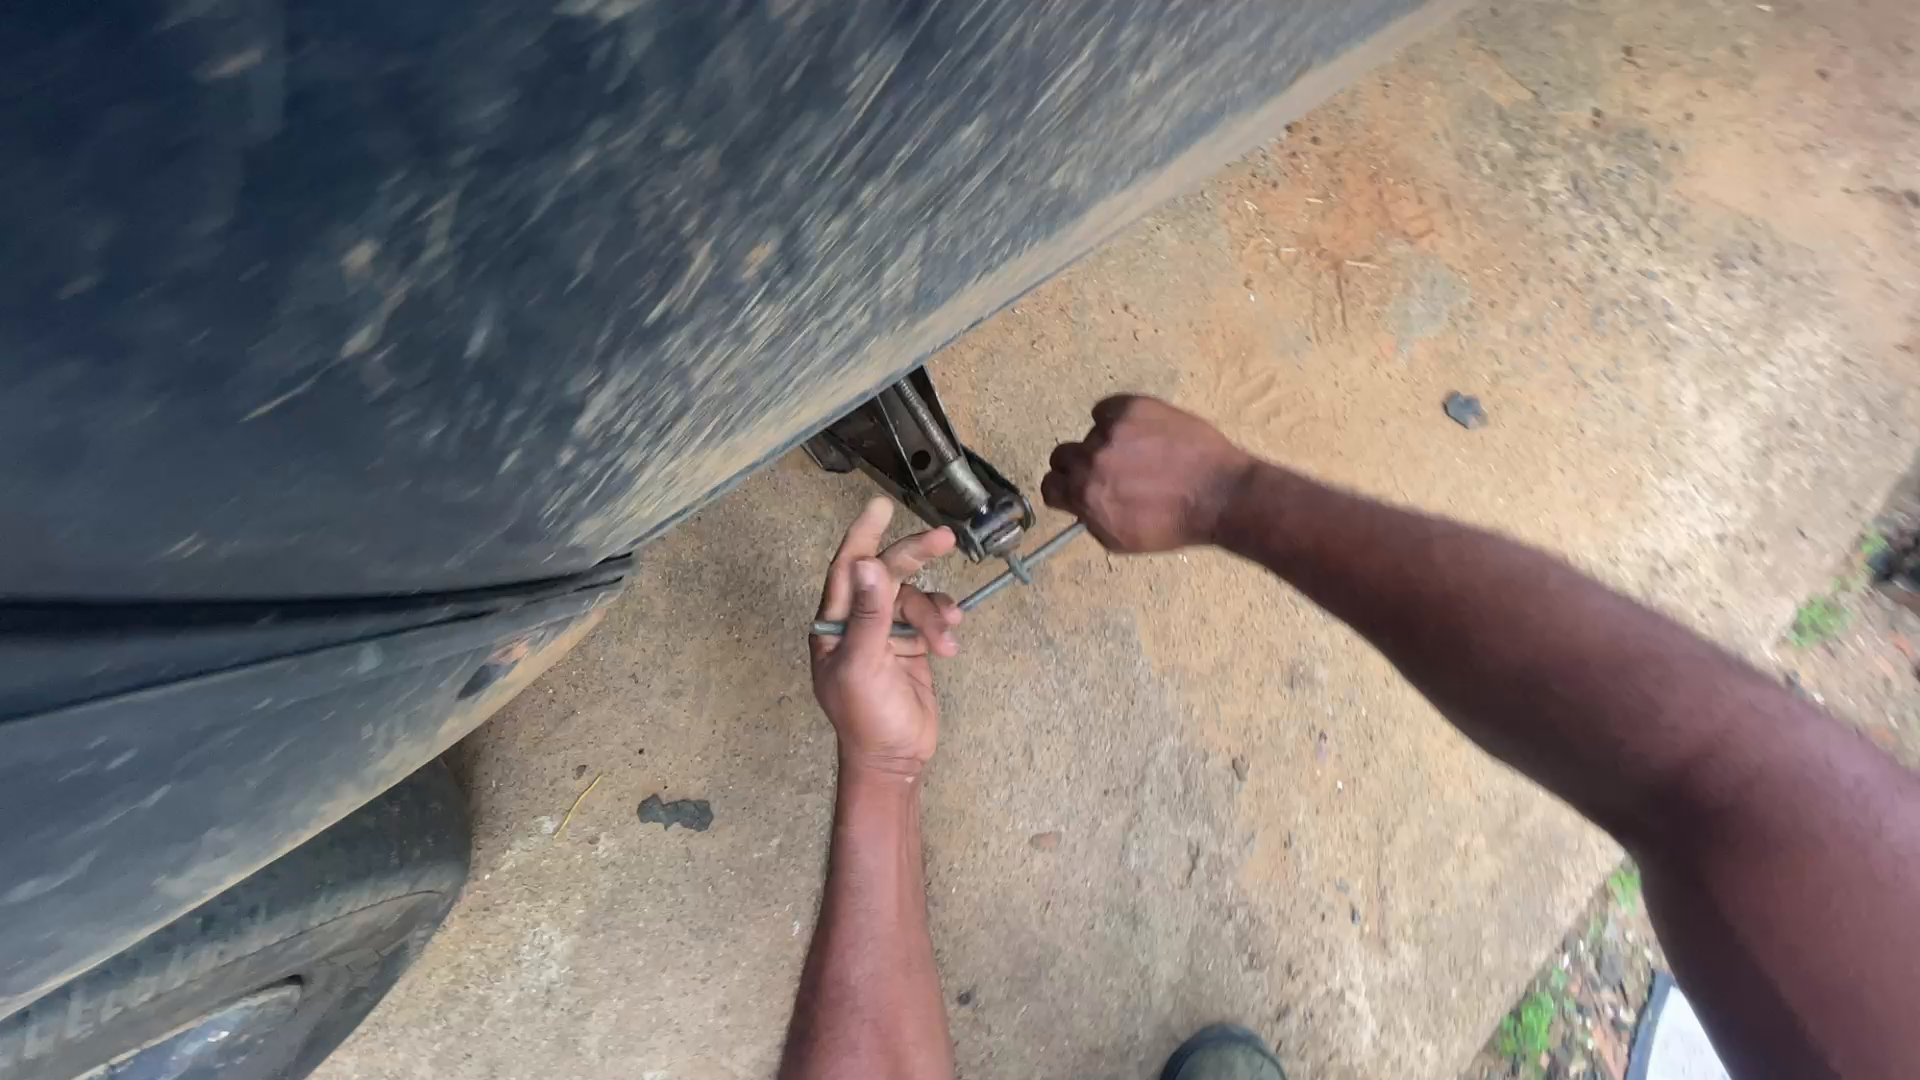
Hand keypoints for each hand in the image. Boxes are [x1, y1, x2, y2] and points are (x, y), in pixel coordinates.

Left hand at [810, 498, 964, 777]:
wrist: (894, 758)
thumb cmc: (865, 719)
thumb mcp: (862, 666)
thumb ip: (867, 615)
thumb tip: (867, 564)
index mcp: (835, 622)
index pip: (847, 567)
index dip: (862, 534)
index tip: (880, 506)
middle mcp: (859, 620)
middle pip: (887, 573)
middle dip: (914, 556)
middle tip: (944, 538)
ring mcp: (887, 632)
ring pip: (916, 597)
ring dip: (934, 611)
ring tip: (946, 636)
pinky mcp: (912, 645)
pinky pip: (930, 618)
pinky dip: (942, 624)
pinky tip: (949, 641)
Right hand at [1040, 395, 1253, 552]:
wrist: (1220, 495)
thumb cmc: (1173, 525)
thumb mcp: (1120, 540)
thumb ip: (1090, 519)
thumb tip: (1080, 504)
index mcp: (1084, 496)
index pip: (1050, 486)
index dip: (1063, 488)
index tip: (1075, 487)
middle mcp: (1091, 461)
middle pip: (1063, 456)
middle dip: (1079, 465)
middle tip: (1107, 469)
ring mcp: (1111, 431)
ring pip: (1093, 434)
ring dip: (1108, 443)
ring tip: (1141, 453)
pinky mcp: (1132, 408)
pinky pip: (1107, 409)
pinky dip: (1118, 418)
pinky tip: (1141, 431)